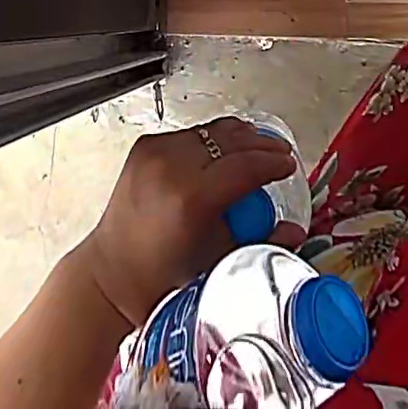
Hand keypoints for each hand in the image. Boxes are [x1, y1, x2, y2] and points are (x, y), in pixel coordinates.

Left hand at [78, 118, 305, 325]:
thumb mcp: (215, 263)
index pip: (243, 167)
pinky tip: (222, 151)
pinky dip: (209, 141)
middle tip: (279, 151)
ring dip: (236, 137)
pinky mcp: (144, 146)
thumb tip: (296, 231)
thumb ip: (258, 241)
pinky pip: (188, 135)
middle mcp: (170, 167)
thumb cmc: (160, 277)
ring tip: (256, 145)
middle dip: (260, 143)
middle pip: (228, 140)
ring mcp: (154, 153)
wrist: (111, 270)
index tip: (288, 164)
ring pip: (209, 132)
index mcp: (189, 199)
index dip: (271, 162)